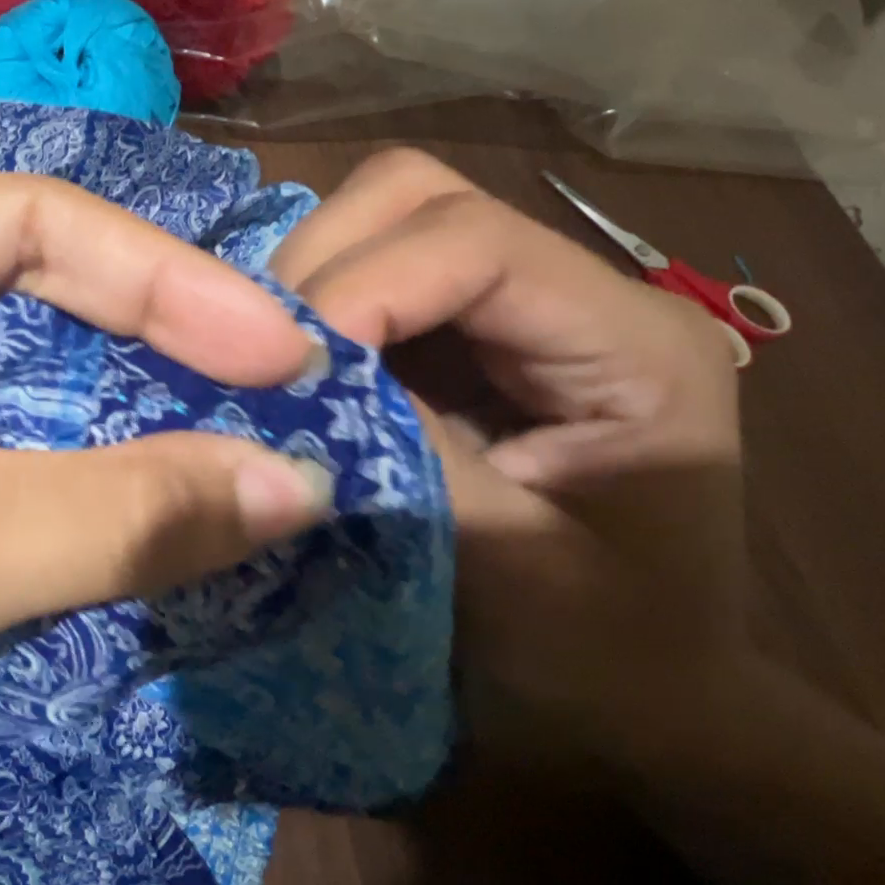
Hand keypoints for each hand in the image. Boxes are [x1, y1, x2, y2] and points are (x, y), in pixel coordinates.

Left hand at [0, 172, 332, 884]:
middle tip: (270, 377)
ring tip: (228, 406)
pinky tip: (136, 453)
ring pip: (14, 343)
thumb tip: (301, 485)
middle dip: (149, 320)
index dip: (167, 278)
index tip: (282, 353)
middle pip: (28, 270)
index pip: (30, 220)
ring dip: (119, 377)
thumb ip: (126, 516)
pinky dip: (70, 435)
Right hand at [271, 149, 884, 884]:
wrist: (626, 688)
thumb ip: (400, 455)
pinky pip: (355, 274)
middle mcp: (568, 293)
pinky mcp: (451, 334)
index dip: (359, 290)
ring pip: (373, 220)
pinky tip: (277, 365)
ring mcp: (505, 306)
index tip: (282, 375)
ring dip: (301, 279)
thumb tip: (285, 383)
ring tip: (262, 361)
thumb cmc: (594, 649)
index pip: (471, 244)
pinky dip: (300, 306)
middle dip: (318, 264)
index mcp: (626, 342)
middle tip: (258, 358)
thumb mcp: (502, 565)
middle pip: (415, 196)